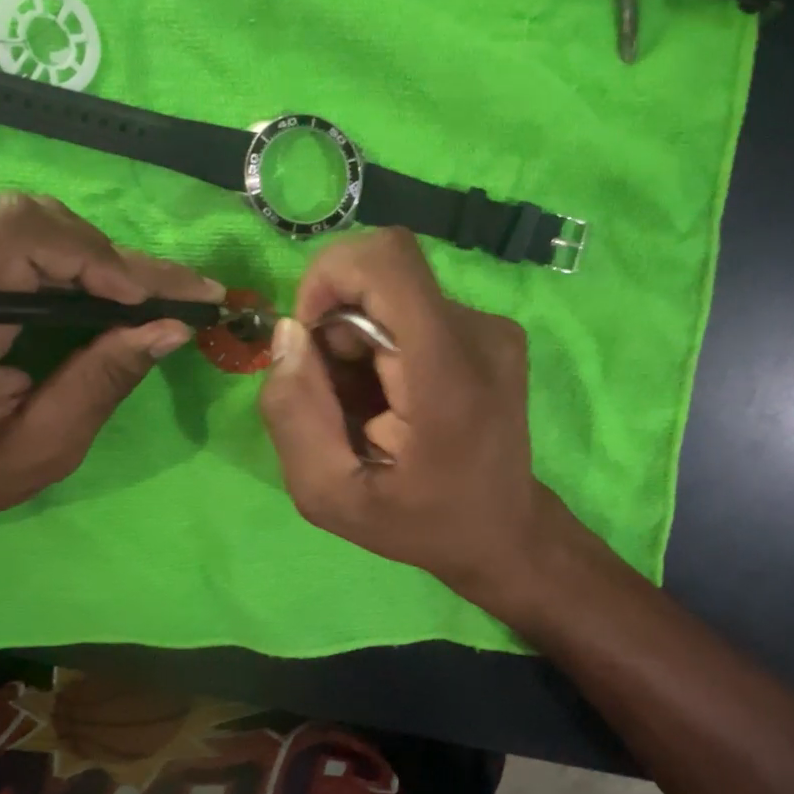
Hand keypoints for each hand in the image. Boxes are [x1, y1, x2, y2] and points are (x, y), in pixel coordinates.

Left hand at [0, 192, 220, 553]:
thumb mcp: (40, 447)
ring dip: (100, 260)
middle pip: (34, 220)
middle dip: (116, 259)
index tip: (152, 304)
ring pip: (31, 226)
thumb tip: (171, 329)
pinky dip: (75, 267)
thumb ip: (101, 381)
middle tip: (182, 297)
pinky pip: (18, 248)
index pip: (22, 234)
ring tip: (154, 301)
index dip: (98, 256)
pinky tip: (112, 299)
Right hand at [258, 228, 573, 603]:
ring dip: (360, 344)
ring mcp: (494, 330)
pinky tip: (395, 402)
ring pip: (396, 297)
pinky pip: (417, 312)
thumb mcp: (331, 497)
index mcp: (447, 377)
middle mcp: (480, 335)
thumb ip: (294, 416)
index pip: (388, 260)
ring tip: (370, 410)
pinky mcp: (494, 333)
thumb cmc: (420, 524)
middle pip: (383, 282)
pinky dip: (388, 348)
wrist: (504, 533)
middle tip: (339, 399)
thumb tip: (289, 333)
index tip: (310, 336)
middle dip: (337, 329)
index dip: (331, 277)